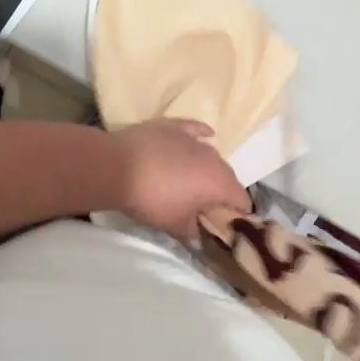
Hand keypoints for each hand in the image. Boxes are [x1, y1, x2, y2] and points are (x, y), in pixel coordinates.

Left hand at [109, 119, 250, 242]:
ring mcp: (192, 138)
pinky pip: (194, 129)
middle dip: (222, 191)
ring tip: (193, 179)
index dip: (238, 214)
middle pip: (228, 176)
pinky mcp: (173, 126)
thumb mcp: (175, 226)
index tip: (226, 224)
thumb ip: (193, 231)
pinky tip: (203, 136)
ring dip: (207, 167)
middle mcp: (213, 157)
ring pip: (210, 154)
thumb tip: (199, 235)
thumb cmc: (151, 199)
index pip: (242, 201)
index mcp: (219, 183)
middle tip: (205, 205)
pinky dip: (199, 134)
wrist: (116, 167)